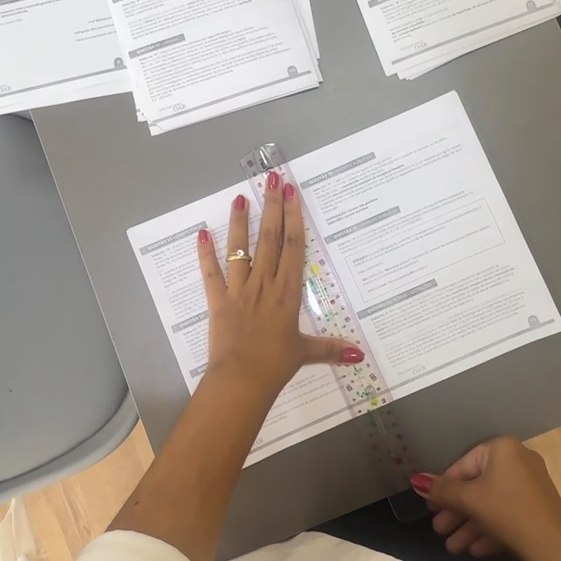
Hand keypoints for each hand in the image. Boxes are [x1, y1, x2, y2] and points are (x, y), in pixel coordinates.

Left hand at [196, 171, 359, 399]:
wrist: (240, 380)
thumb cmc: (275, 365)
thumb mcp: (305, 353)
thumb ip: (331, 349)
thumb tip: (359, 356)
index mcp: (287, 292)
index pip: (292, 246)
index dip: (293, 217)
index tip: (292, 193)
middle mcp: (264, 283)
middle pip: (269, 238)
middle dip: (271, 206)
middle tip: (272, 179)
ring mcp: (238, 289)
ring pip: (240, 248)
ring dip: (239, 222)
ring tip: (239, 197)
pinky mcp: (217, 300)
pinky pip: (211, 273)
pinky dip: (205, 254)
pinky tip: (201, 233)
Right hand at [413, 435, 560, 560]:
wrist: (556, 548)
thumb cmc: (508, 512)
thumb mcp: (471, 500)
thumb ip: (442, 490)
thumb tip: (415, 480)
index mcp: (502, 449)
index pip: (464, 465)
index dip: (444, 488)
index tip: (431, 508)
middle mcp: (518, 460)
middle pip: (477, 486)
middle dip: (456, 512)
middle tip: (439, 530)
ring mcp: (531, 485)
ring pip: (491, 504)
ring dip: (470, 525)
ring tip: (454, 548)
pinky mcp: (538, 508)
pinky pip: (507, 514)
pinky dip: (490, 530)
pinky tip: (475, 551)